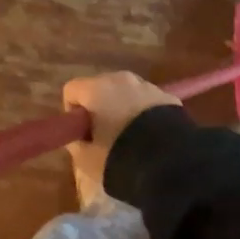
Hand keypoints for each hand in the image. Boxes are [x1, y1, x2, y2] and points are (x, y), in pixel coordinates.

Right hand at [63, 71, 178, 152]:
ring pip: (126, 93)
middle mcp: (121, 79)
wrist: (167, 160)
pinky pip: (147, 101)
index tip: (80, 133)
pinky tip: (149, 136)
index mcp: (96, 89)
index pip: (72, 90)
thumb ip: (76, 143)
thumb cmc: (118, 156)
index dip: (72, 112)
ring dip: (122, 108)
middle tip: (102, 136)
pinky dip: (143, 113)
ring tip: (129, 137)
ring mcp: (147, 85)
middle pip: (100, 88)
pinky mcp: (168, 96)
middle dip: (98, 108)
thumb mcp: (86, 159)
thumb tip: (79, 137)